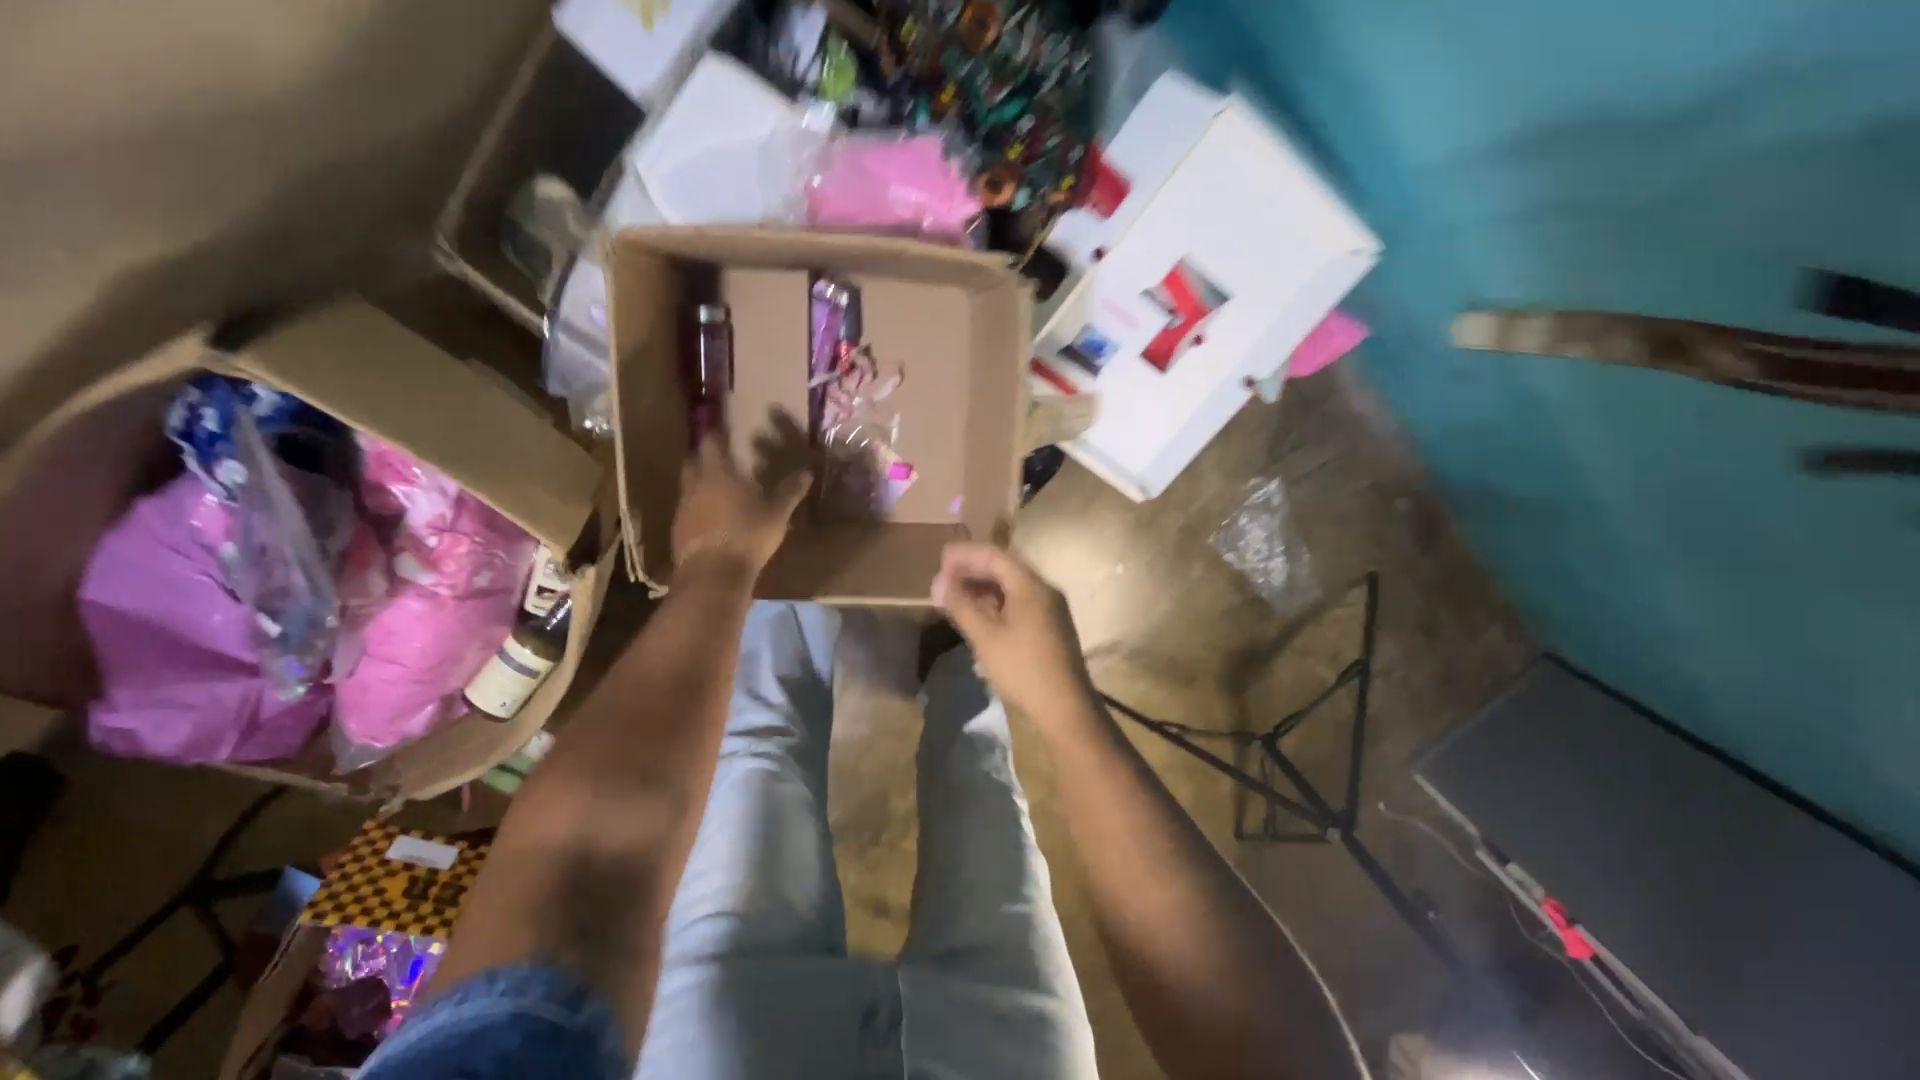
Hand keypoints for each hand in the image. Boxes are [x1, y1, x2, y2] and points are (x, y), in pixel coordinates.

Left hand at [673, 432, 811, 578]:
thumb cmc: (747, 535)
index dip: (717, 435)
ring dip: (699, 486)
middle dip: (704, 459)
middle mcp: (695, 485)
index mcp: (718, 474)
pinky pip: (686, 512)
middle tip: (720, 462)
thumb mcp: (777, 514)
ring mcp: (682, 509)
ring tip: (717, 492)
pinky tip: (710, 521)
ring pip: (687, 488)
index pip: (711, 443)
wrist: (712, 574)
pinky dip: (696, 510)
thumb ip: (790, 492)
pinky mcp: (678, 531)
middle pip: (693, 462)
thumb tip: (807, 472)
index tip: (725, 432)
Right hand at [931, 542, 1095, 720]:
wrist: (1065, 706)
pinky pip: (1020, 603)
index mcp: (1031, 585)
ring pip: (1012, 587)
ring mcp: (1050, 609)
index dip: (965, 555)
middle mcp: (1044, 590)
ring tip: (955, 598)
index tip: (940, 560)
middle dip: (973, 570)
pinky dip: (997, 603)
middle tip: (944, 579)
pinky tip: (979, 616)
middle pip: (1005, 568)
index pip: (994, 555)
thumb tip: (939, 583)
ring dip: (983, 588)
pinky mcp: (1051, 626)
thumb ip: (961, 606)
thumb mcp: (985, 637)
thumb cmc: (1023, 668)